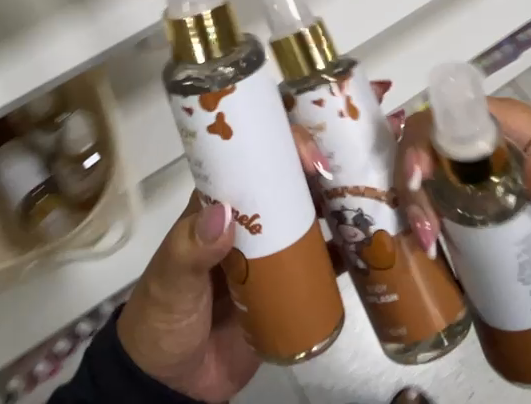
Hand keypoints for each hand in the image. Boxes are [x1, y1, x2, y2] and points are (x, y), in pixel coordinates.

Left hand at [117, 114, 341, 401]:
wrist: (171, 383)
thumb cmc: (162, 316)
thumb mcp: (170, 277)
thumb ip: (191, 249)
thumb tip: (224, 214)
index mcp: (217, 207)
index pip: (249, 164)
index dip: (279, 150)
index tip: (308, 153)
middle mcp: (248, 223)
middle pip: (286, 188)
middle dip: (317, 176)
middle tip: (351, 172)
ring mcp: (270, 256)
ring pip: (307, 221)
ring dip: (335, 210)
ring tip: (367, 203)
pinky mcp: (286, 290)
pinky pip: (320, 267)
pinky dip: (343, 256)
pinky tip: (368, 249)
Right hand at [396, 95, 530, 275]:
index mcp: (507, 125)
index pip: (452, 115)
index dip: (426, 137)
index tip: (419, 176)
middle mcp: (480, 144)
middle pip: (425, 144)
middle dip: (411, 179)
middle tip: (424, 226)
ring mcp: (470, 177)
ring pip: (423, 176)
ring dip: (413, 205)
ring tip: (428, 244)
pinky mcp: (468, 209)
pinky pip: (434, 206)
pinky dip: (421, 223)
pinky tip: (428, 250)